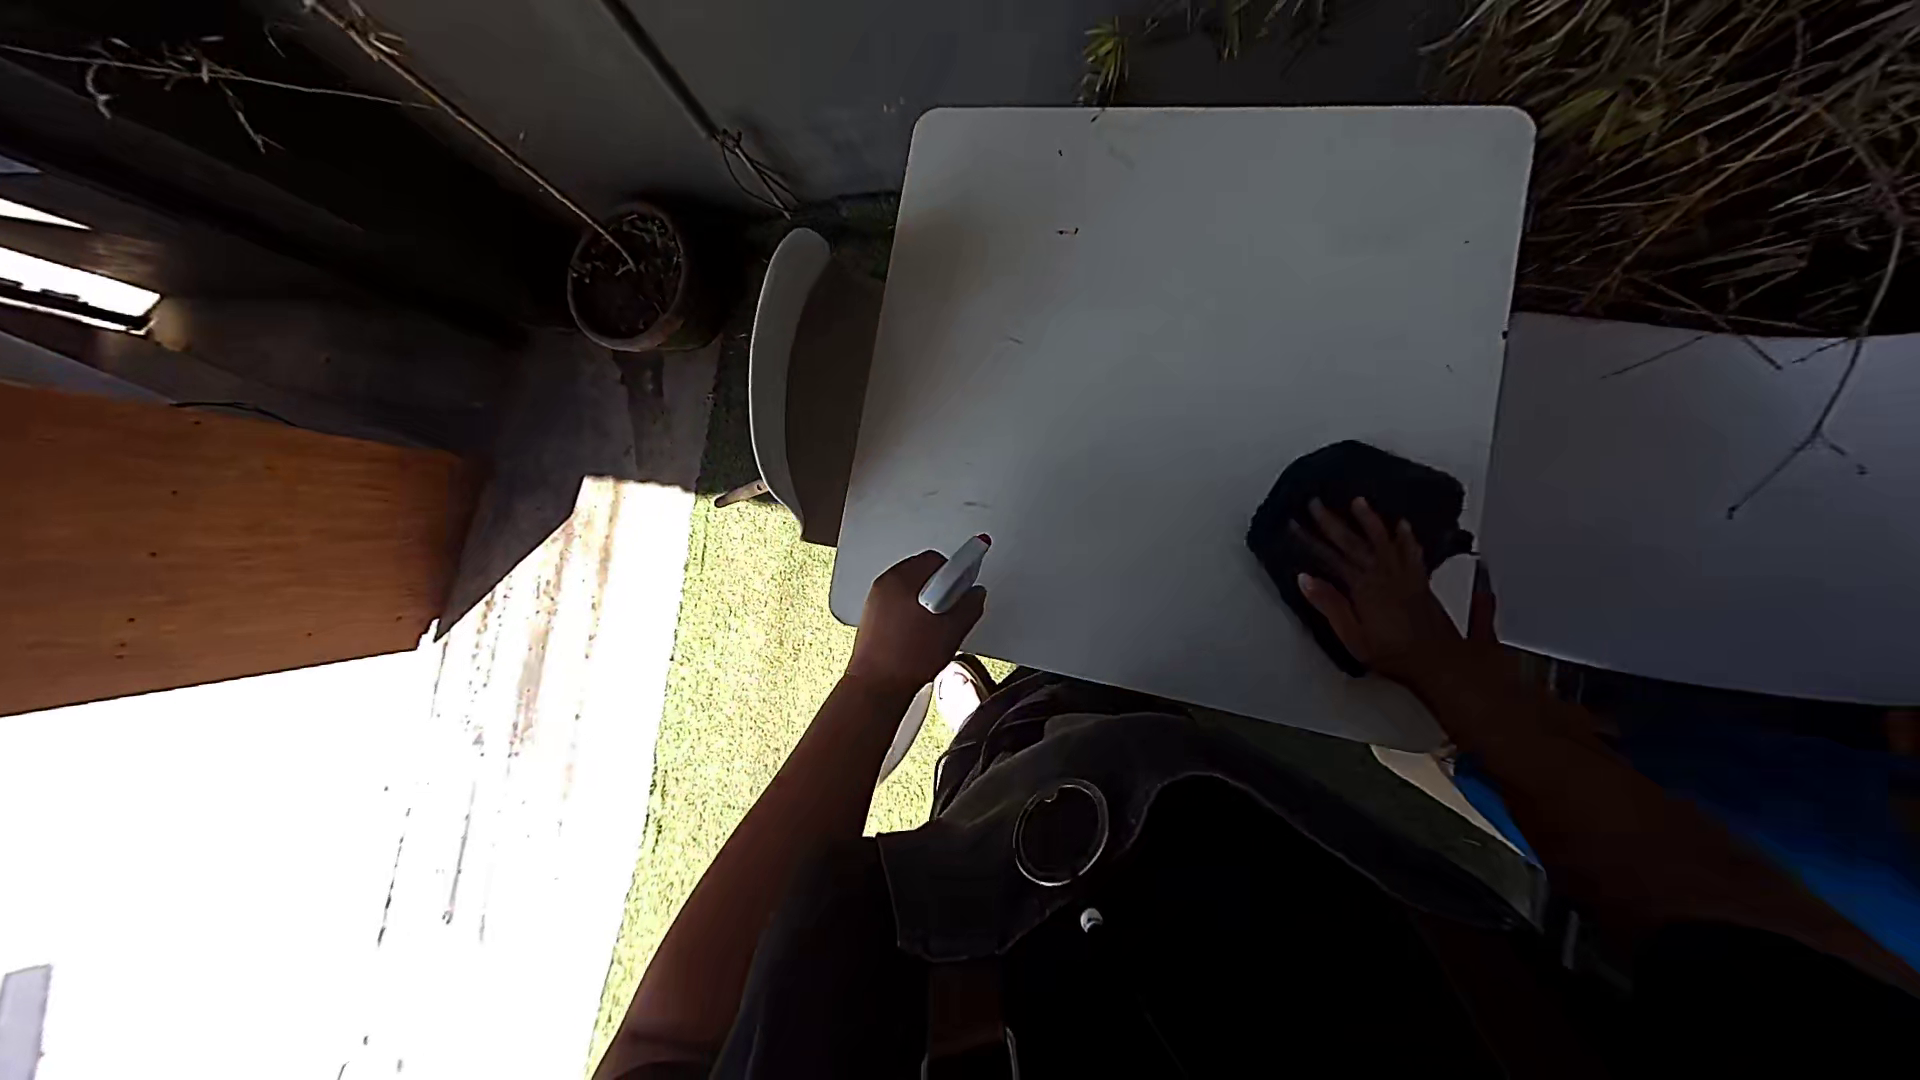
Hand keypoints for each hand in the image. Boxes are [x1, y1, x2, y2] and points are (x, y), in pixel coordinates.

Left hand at [846, 551, 985, 696]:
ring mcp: (876, 600)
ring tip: (935, 625)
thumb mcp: (951, 631)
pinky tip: (920, 633)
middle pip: (922, 570)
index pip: (936, 559)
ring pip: (911, 587)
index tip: (965, 583)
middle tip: (951, 609)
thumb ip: (970, 606)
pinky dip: (912, 609)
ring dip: (927, 598)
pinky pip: (899, 601)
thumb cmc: (905, 660)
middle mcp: (886, 584)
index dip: (956, 571)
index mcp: (902, 579)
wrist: (877, 686)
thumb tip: (976, 594)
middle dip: (941, 586)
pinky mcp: (872, 615)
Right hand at [1288, 497, 1466, 685]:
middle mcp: (1383, 575)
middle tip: (1315, 502)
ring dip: (1369, 519)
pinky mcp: (1420, 582)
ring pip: (1383, 540)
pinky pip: (1411, 552)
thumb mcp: (1352, 635)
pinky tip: (1403, 525)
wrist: (1442, 663)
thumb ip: (1329, 605)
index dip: (1308, 539)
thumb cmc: (1393, 654)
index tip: (1293, 523)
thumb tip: (1304, 578)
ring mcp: (1404, 576)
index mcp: (1362, 587)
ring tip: (1358, 501)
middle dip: (1332, 521)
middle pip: (1353, 542)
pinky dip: (1406, 537)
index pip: (1328, 556)